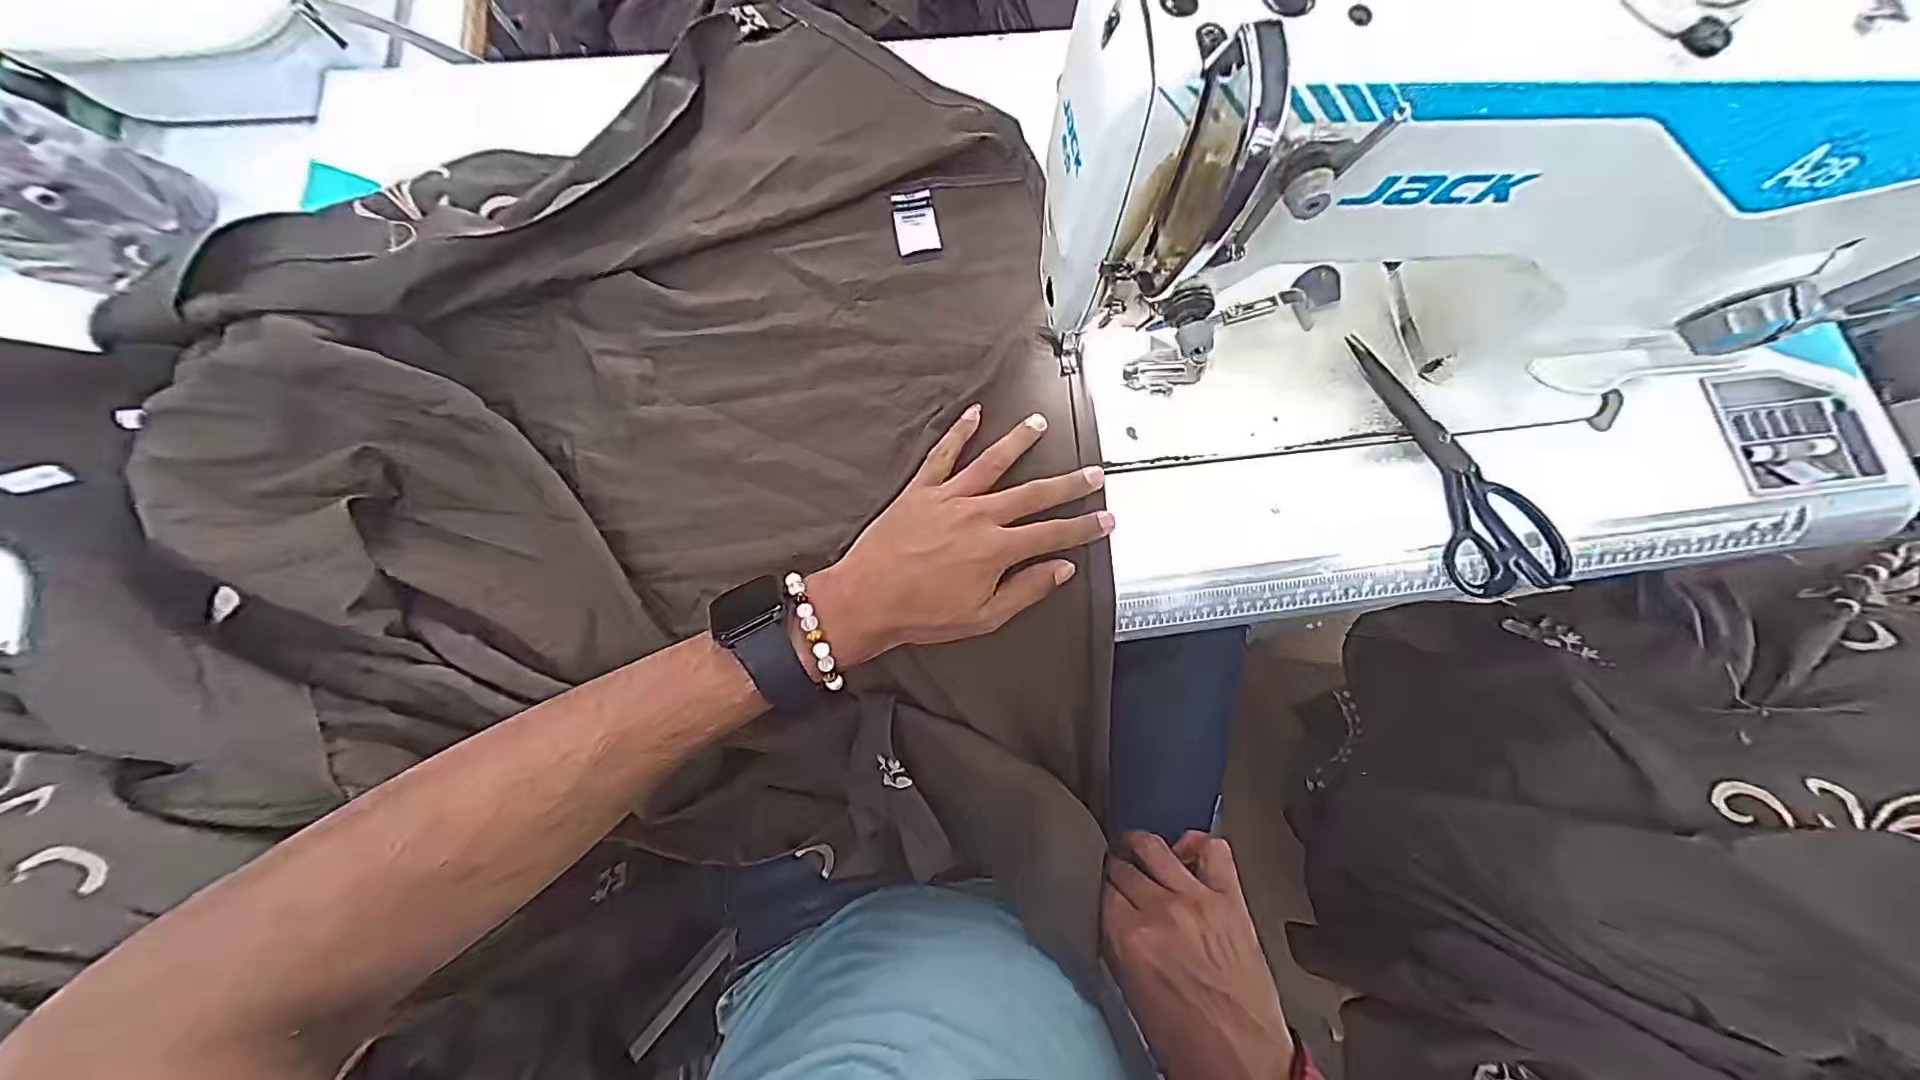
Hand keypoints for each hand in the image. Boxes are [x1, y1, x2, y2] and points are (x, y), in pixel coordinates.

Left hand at [803, 405, 1111, 667]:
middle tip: (1092, 473)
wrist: (865, 600)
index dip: (1083, 527)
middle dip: (1069, 483)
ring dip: (1020, 442)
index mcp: (995, 549)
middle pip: (1034, 493)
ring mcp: (948, 498)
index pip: (1052, 533)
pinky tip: (973, 414)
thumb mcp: (983, 616)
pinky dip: (959, 432)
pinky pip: (943, 454)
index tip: (1104, 519)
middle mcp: (977, 516)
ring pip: (993, 462)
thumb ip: (1026, 590)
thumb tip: (1060, 571)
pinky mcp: (921, 491)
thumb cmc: (919, 613)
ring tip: (1039, 424)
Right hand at [1103, 831, 1293, 1079]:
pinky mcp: (1231, 900)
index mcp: (1130, 939)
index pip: (1100, 888)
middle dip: (1116, 869)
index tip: (1100, 889)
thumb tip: (1109, 912)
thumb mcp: (1131, 994)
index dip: (1098, 888)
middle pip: (1122, 865)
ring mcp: (1198, 900)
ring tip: (1138, 850)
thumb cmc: (1191, 1044)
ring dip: (1141, 846)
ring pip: (1154, 846)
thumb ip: (1116, 944)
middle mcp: (1161, 912)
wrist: (1248, 1066)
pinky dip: (1196, 844)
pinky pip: (1212, 849)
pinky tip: (1187, 853)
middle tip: (1117, 873)